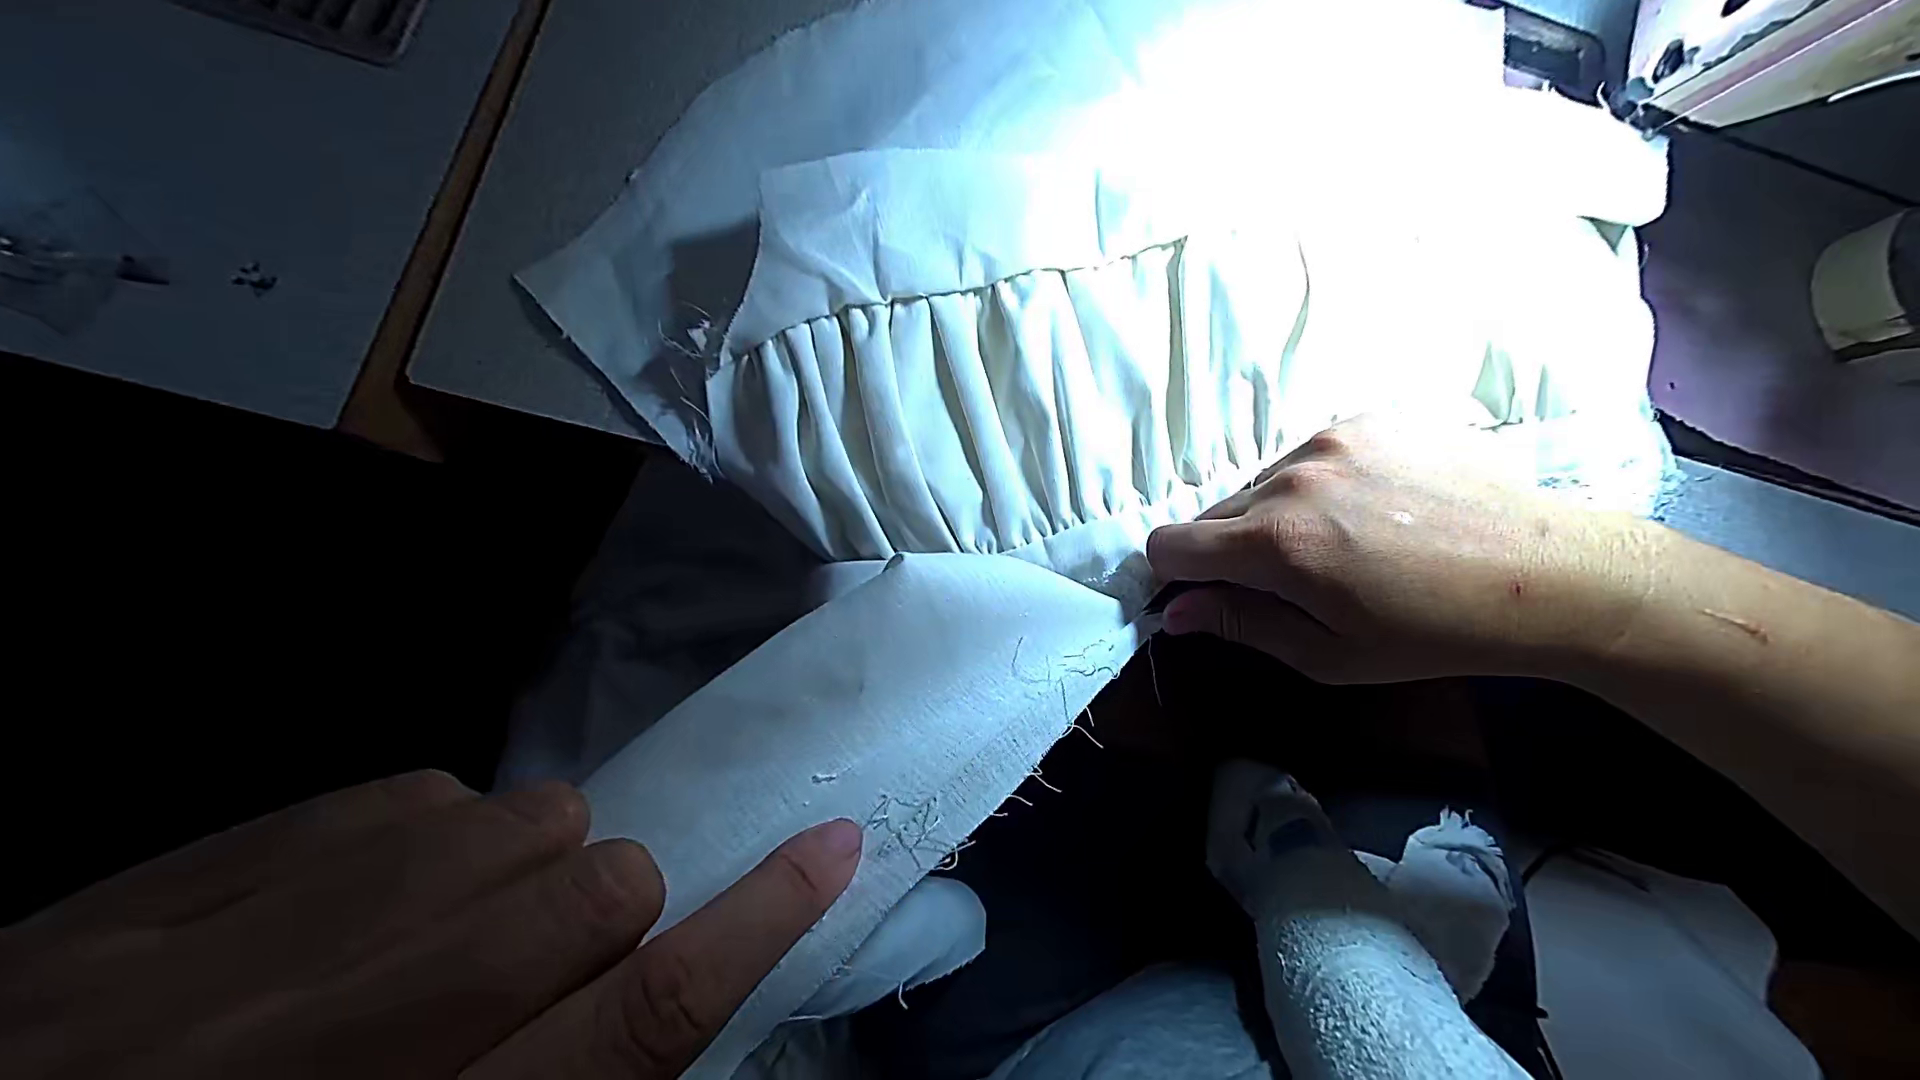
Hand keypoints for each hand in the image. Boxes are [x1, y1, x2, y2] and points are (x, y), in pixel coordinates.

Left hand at [1, 771, 860, 1078]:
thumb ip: (573, 1074)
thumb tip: (671, 974)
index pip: (641, 1024)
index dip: (759, 923)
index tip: (833, 847)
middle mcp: (304, 1064)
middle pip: (589, 898)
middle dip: (615, 907)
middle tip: (563, 955)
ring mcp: (185, 978)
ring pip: (502, 824)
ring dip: (525, 861)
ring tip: (460, 921)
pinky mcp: (110, 915)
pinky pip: (378, 800)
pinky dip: (416, 834)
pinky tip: (365, 895)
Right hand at [1145, 415, 1656, 682]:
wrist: (1555, 576)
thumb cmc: (1432, 633)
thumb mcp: (1327, 653)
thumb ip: (1237, 624)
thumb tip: (1171, 612)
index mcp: (1277, 542)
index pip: (1169, 544)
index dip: (1175, 574)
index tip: (1208, 592)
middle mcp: (1291, 479)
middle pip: (1210, 515)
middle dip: (1228, 549)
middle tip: (1289, 577)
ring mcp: (1331, 440)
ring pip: (1256, 485)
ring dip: (1271, 515)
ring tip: (1338, 539)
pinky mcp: (1367, 420)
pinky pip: (1303, 457)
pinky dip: (1313, 486)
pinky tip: (1368, 507)